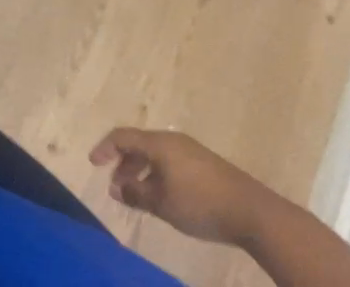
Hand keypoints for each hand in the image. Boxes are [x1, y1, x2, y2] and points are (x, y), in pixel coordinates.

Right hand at [89, 128, 281, 245]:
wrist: (254, 213)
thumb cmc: (200, 204)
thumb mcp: (161, 203)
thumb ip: (135, 193)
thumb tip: (116, 188)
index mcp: (159, 144)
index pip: (122, 137)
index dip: (104, 148)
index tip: (94, 163)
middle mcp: (174, 141)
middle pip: (140, 145)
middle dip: (124, 164)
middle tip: (117, 187)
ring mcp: (193, 152)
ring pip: (157, 155)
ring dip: (142, 172)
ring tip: (140, 195)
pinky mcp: (207, 165)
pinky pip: (172, 163)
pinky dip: (159, 175)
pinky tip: (165, 197)